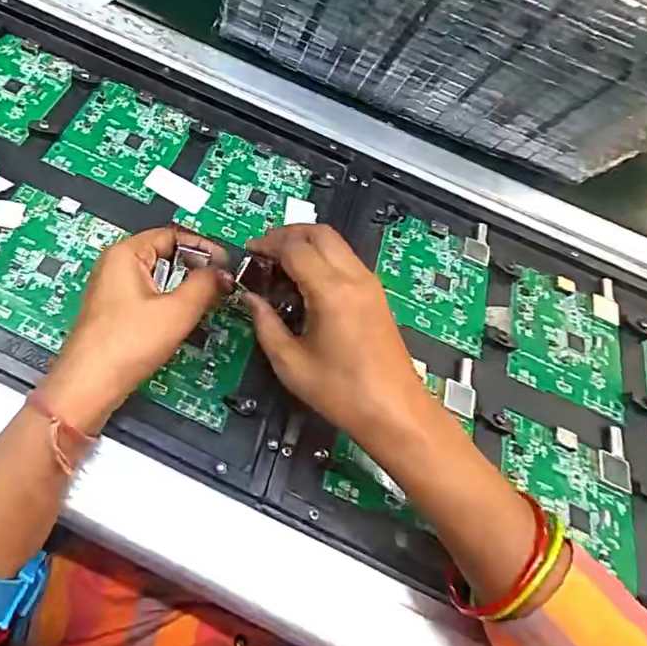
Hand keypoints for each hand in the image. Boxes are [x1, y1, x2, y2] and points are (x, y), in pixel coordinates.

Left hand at [45, 227, 229, 431]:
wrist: (89, 387)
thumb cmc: (123, 346)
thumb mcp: (176, 311)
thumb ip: (205, 285)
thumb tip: (221, 273)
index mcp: (125, 254)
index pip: (173, 234)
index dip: (203, 247)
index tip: (224, 264)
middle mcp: (115, 265)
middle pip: (166, 254)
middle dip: (195, 268)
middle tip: (220, 284)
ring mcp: (113, 289)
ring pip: (159, 277)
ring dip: (184, 287)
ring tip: (206, 301)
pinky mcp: (115, 311)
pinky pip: (149, 295)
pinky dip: (169, 301)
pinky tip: (182, 317)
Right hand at [243, 224, 427, 438]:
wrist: (396, 413)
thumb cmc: (343, 393)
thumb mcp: (291, 364)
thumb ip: (266, 325)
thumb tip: (251, 299)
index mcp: (331, 292)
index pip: (295, 248)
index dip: (268, 244)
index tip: (250, 253)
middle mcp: (354, 278)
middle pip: (319, 232)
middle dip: (287, 233)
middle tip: (264, 250)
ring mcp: (369, 284)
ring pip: (336, 241)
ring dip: (306, 242)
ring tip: (281, 264)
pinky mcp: (376, 294)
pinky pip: (346, 259)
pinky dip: (323, 256)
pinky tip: (305, 280)